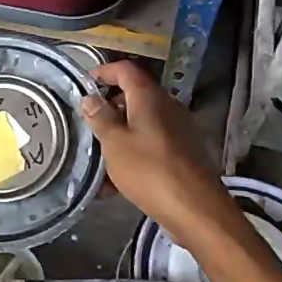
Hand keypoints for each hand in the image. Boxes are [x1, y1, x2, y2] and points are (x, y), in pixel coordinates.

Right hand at [79, 61, 228, 228]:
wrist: (196, 211)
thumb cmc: (150, 170)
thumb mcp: (114, 143)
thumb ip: (100, 117)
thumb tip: (90, 98)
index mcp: (150, 98)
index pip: (126, 70)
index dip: (104, 72)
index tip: (84, 85)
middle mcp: (167, 107)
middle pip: (134, 96)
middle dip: (108, 107)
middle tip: (87, 123)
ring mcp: (178, 131)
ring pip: (141, 122)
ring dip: (118, 133)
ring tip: (97, 155)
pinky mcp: (182, 154)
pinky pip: (150, 144)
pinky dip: (132, 153)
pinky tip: (114, 182)